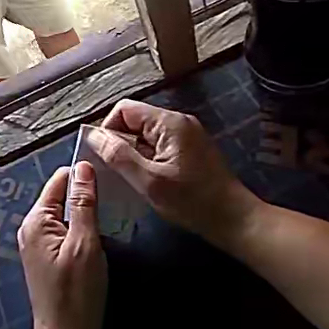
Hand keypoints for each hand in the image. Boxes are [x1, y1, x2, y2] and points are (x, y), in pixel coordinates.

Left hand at [16, 162, 106, 328]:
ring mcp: (38, 244)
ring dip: (86, 211)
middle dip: (86, 192)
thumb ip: (83, 204)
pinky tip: (101, 233)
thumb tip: (83, 167)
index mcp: (36, 221)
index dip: (83, 174)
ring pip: (65, 214)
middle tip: (118, 192)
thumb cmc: (77, 294)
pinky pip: (65, 231)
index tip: (111, 172)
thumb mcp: (85, 245)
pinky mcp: (48, 259)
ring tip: (114, 209)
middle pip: (61, 195)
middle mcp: (31, 228)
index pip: (59, 180)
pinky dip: (82, 228)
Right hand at [88, 99, 260, 247]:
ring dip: (134, 152)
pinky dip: (148, 158)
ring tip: (134, 178)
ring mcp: (186, 134)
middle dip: (121, 142)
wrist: (234, 219)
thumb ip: (119, 156)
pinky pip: (159, 144)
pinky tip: (150, 180)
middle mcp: (179, 122)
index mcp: (169, 123)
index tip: (106, 157)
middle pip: (135, 120)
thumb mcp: (149, 181)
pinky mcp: (190, 148)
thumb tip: (94, 136)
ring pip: (145, 134)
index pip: (124, 109)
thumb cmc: (192, 201)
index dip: (108, 129)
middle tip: (119, 172)